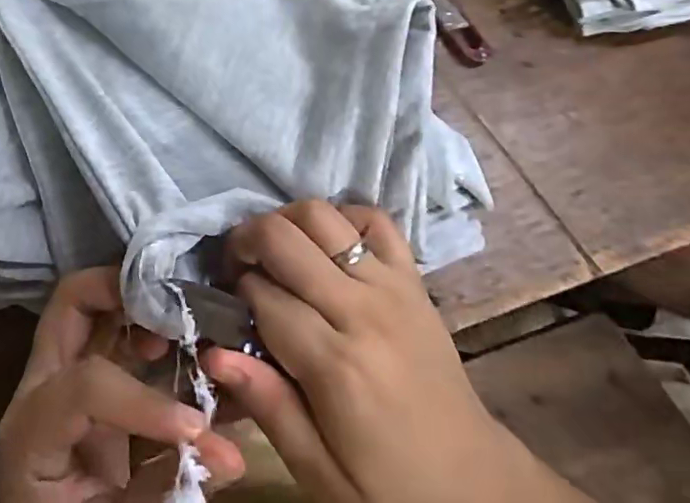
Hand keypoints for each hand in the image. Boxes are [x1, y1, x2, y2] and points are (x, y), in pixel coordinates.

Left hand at [0, 267, 244, 502]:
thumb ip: (166, 489)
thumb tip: (229, 456)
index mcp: (31, 432)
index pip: (84, 386)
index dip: (142, 401)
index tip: (195, 426)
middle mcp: (41, 390)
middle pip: (72, 304)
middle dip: (125, 290)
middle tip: (178, 308)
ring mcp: (61, 382)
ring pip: (96, 310)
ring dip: (145, 308)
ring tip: (191, 328)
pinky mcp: (85, 390)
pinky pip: (117, 341)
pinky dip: (155, 336)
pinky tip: (193, 352)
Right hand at [203, 201, 586, 502]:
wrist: (477, 486)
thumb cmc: (390, 489)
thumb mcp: (320, 473)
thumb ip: (268, 405)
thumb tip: (212, 351)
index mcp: (336, 366)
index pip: (263, 295)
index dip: (235, 295)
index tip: (230, 311)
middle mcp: (362, 311)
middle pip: (284, 238)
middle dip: (247, 241)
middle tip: (238, 268)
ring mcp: (393, 287)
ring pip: (322, 215)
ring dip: (285, 221)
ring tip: (276, 251)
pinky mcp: (414, 281)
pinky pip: (375, 220)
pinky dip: (343, 217)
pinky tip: (327, 244)